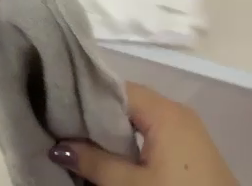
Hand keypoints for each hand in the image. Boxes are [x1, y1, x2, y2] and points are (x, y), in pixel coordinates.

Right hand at [50, 83, 237, 185]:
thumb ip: (94, 163)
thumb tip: (58, 145)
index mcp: (164, 110)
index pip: (116, 88)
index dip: (87, 97)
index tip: (60, 110)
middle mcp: (177, 112)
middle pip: (128, 104)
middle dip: (98, 118)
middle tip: (66, 130)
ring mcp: (188, 132)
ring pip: (140, 122)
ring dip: (114, 135)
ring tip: (83, 146)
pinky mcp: (193, 153)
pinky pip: (155, 136)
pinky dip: (133, 144)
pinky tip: (114, 160)